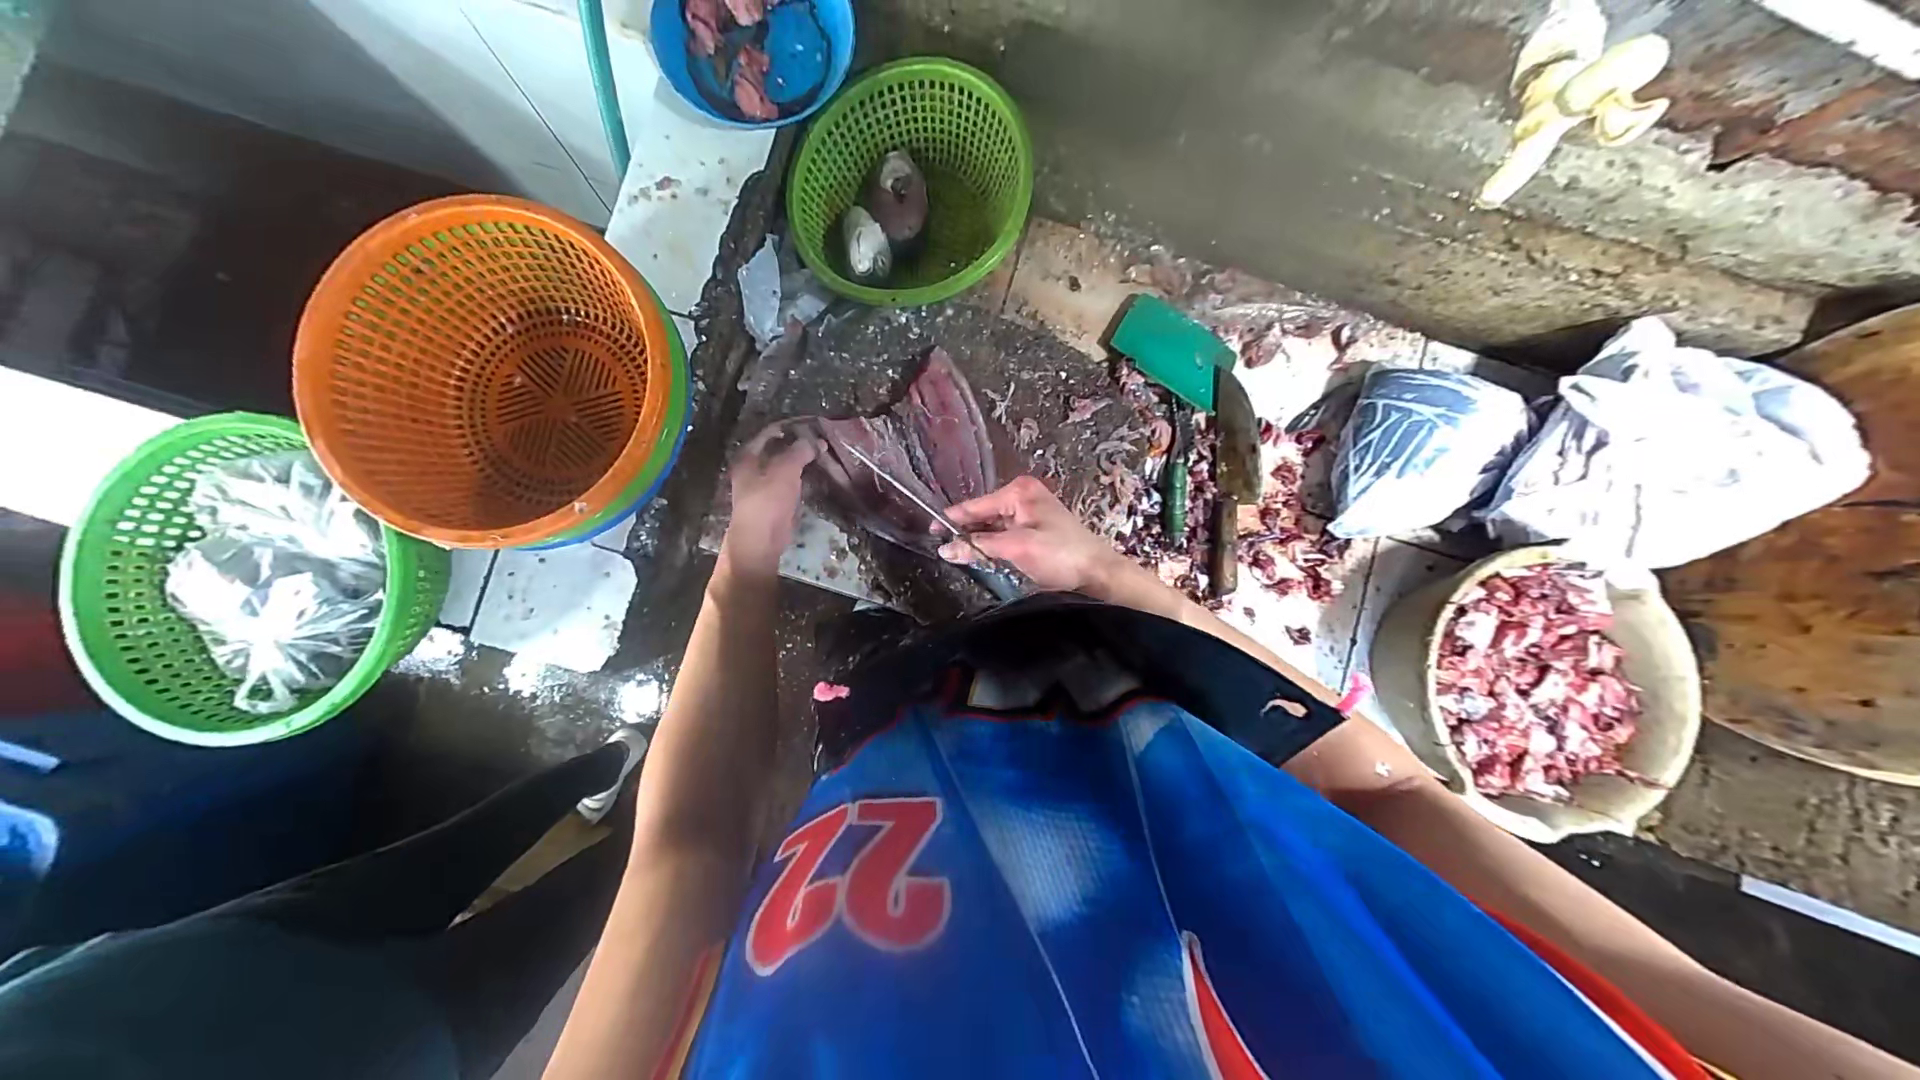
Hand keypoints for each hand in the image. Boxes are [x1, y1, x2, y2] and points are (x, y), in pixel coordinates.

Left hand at [721, 421, 819, 576]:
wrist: (761, 539)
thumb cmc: (768, 500)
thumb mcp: (785, 469)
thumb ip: (800, 451)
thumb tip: (816, 441)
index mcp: (748, 457)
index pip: (768, 433)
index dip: (788, 428)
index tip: (810, 425)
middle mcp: (752, 469)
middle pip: (776, 450)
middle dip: (797, 445)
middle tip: (819, 440)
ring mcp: (762, 487)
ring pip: (784, 467)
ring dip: (801, 462)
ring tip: (821, 455)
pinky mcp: (774, 502)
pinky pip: (789, 484)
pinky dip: (801, 478)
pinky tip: (816, 476)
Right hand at [940, 476, 1126, 593]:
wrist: (1099, 572)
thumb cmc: (1061, 555)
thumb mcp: (1016, 549)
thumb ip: (979, 547)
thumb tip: (946, 549)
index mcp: (1019, 492)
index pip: (975, 505)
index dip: (950, 520)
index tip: (929, 531)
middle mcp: (1023, 495)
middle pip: (982, 514)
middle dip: (965, 532)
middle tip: (943, 549)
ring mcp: (1030, 511)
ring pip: (993, 525)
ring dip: (979, 541)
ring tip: (960, 555)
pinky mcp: (1036, 527)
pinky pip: (1005, 533)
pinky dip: (993, 544)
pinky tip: (983, 556)